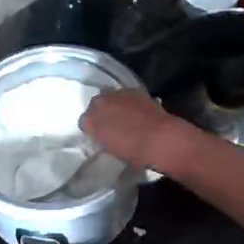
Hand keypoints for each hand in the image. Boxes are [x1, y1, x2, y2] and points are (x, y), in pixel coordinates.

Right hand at [80, 90, 200, 173]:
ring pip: (110, 98)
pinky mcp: (133, 90)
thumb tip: (107, 136)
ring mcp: (116, 95)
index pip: (84, 123)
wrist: (159, 138)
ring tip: (125, 116)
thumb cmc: (134, 153)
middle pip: (95, 105)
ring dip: (114, 104)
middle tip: (111, 124)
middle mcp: (98, 104)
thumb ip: (104, 140)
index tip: (100, 135)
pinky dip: (128, 101)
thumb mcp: (112, 150)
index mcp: (88, 122)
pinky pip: (125, 95)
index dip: (92, 129)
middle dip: (101, 113)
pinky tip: (137, 111)